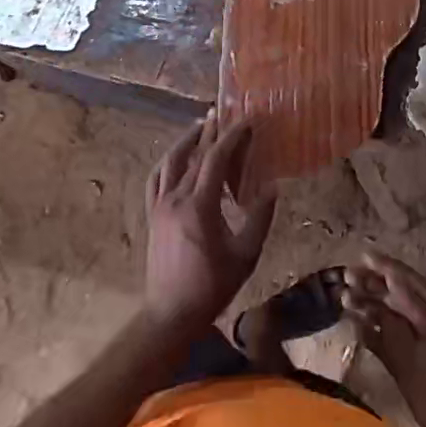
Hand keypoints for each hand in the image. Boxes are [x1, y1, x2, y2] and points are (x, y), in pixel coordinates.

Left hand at [143, 113, 277, 335]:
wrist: (171, 315)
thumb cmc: (212, 286)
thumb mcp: (246, 253)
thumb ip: (260, 217)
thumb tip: (273, 186)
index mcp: (199, 206)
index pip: (216, 159)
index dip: (232, 136)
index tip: (248, 121)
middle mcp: (175, 200)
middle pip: (194, 155)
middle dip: (212, 131)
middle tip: (226, 111)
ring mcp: (159, 208)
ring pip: (170, 162)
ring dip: (187, 140)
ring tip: (202, 124)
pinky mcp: (152, 217)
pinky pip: (156, 180)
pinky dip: (168, 162)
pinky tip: (176, 157)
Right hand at [343, 252, 425, 426]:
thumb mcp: (415, 360)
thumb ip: (396, 329)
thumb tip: (381, 299)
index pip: (405, 278)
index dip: (383, 265)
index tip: (361, 253)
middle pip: (398, 291)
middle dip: (372, 282)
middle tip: (346, 275)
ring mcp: (425, 337)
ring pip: (394, 312)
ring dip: (370, 304)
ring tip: (344, 298)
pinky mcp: (419, 358)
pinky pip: (395, 335)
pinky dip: (376, 329)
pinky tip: (357, 327)